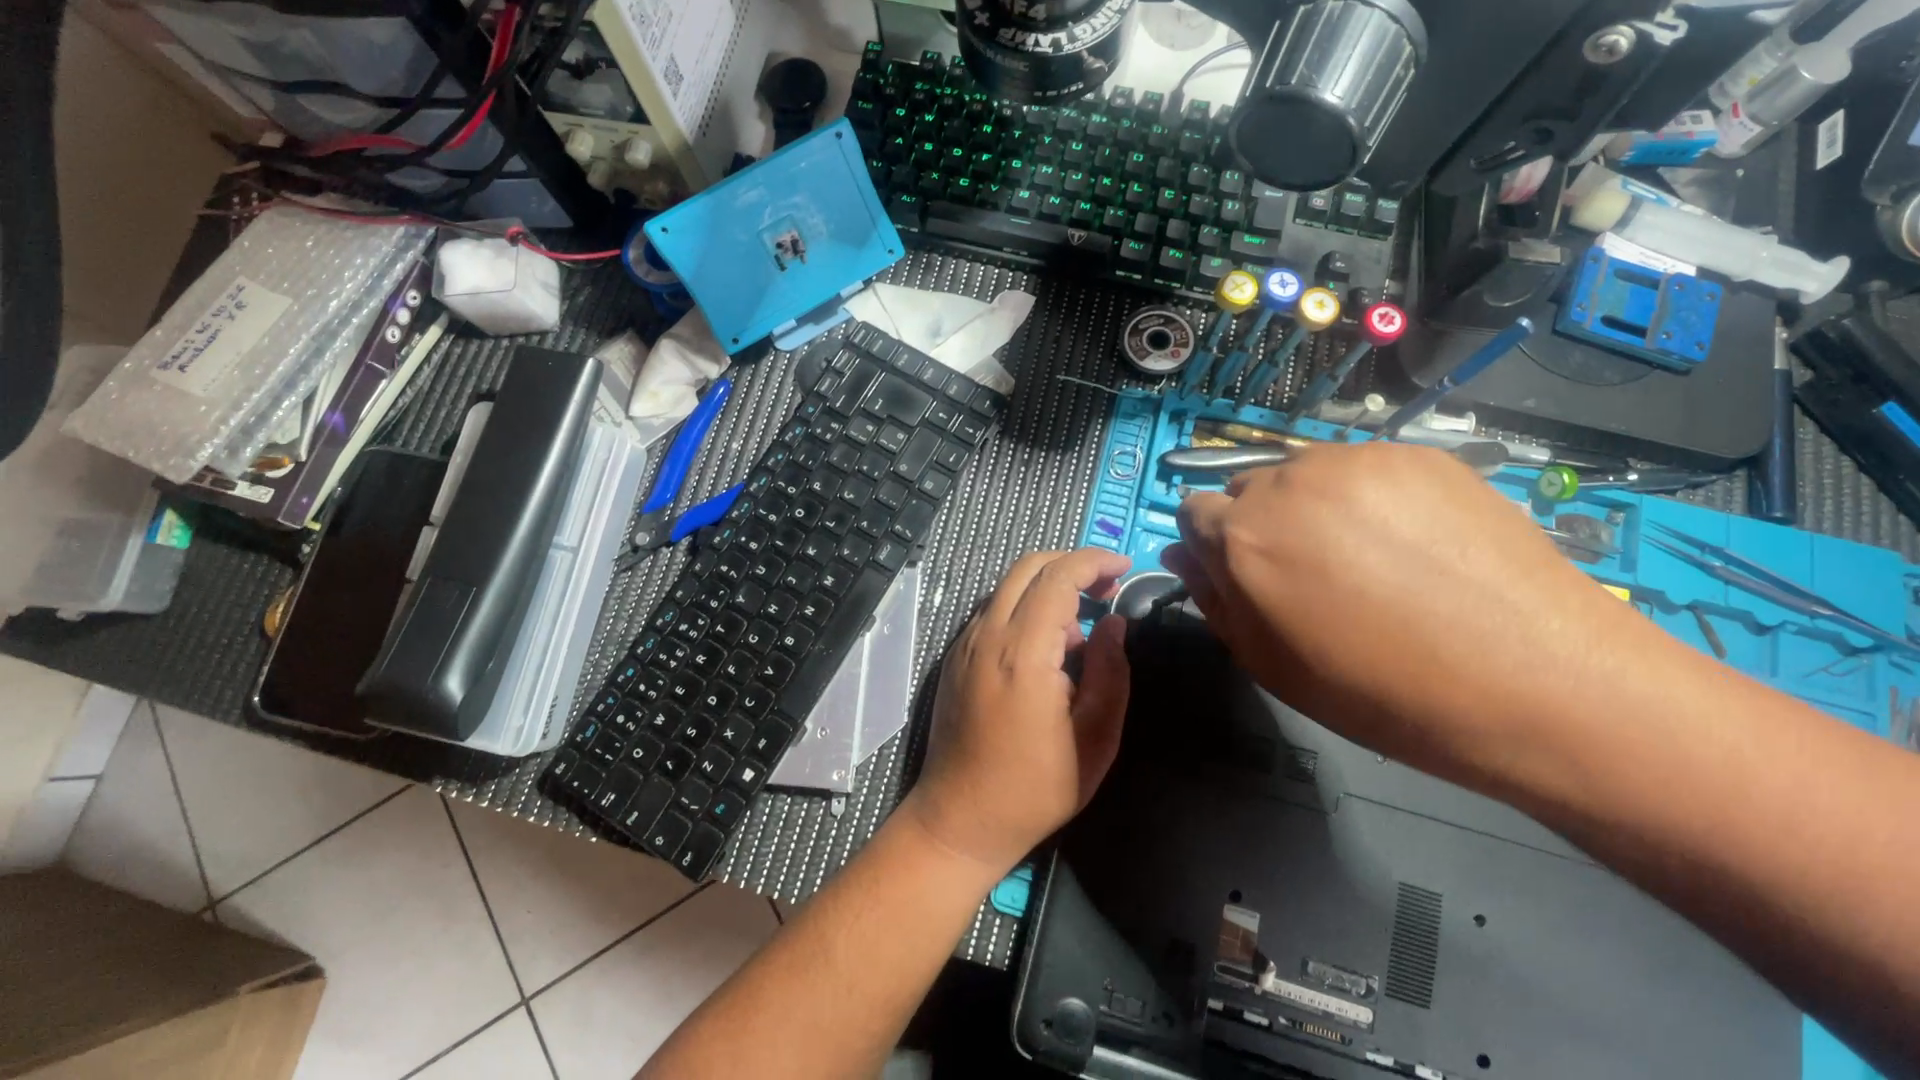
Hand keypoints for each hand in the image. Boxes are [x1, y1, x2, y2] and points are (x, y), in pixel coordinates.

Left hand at [903, 549, 1133, 872]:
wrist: (960, 819)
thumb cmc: (1035, 788)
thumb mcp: (1095, 738)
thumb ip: (1110, 672)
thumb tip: (1114, 623)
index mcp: (1023, 653)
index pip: (1058, 578)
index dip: (1095, 562)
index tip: (1125, 568)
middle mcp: (987, 636)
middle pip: (1027, 568)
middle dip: (1072, 565)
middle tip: (1107, 589)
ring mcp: (964, 645)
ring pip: (1007, 588)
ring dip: (1047, 588)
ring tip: (1083, 629)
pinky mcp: (955, 659)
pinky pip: (992, 612)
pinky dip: (1024, 608)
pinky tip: (1047, 648)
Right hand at [1162, 442, 1667, 791]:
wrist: (1533, 679)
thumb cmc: (1384, 693)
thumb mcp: (1274, 665)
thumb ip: (1216, 602)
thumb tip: (1186, 556)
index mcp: (1243, 539)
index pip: (1194, 512)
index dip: (1216, 547)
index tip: (1251, 579)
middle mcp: (1289, 483)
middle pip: (1248, 488)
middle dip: (1264, 523)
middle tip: (1314, 575)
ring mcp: (1358, 461)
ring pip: (1307, 472)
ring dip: (1315, 506)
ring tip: (1370, 559)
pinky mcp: (1419, 453)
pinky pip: (1367, 468)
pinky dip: (1372, 497)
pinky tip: (1416, 544)